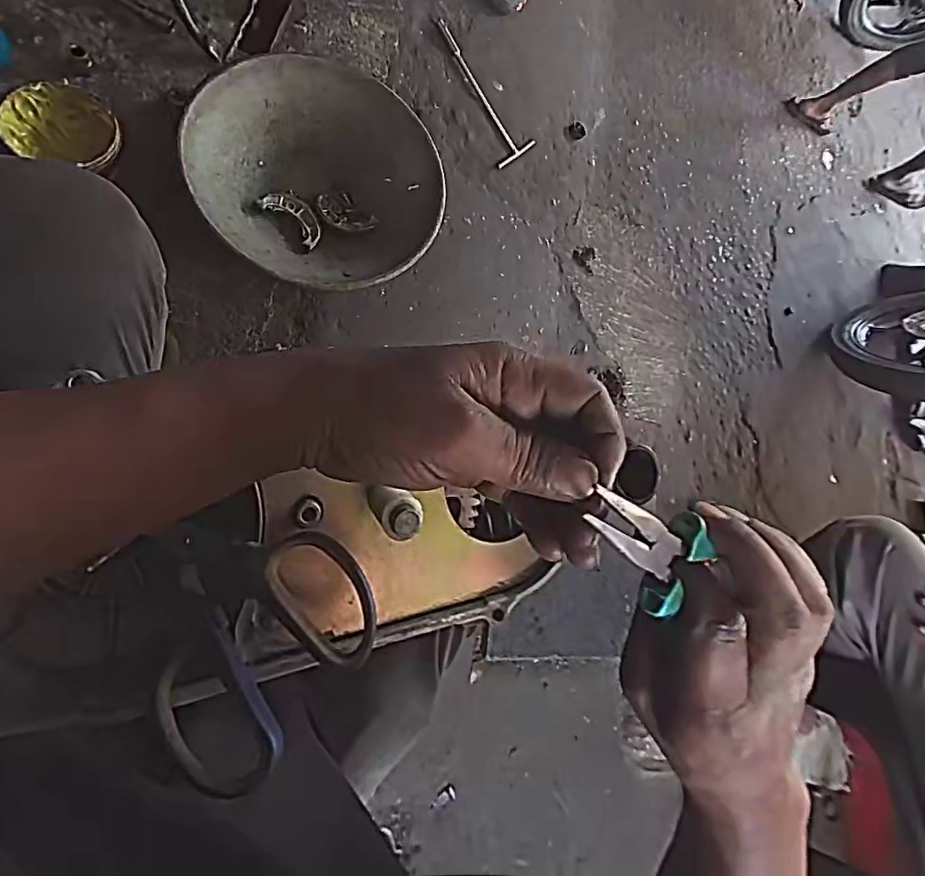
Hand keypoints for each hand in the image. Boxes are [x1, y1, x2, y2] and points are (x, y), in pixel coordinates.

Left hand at [297, 343, 623, 507]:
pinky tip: (544, 536)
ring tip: (573, 548)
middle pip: (569, 438)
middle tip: (591, 530)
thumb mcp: (460, 435)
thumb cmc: (378, 407)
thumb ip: (527, 458)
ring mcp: (489, 429)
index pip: (584, 399)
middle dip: (586, 484)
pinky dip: (531, 510)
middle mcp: (508, 399)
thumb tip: (582, 476)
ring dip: (562, 507)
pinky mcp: (470, 454)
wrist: (320, 419)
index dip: (604, 441)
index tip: (601, 486)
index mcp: (512, 375)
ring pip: (545, 467)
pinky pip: (515, 482)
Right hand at [621, 504, 833, 812]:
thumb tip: (662, 571)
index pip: (723, 635)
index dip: (700, 583)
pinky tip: (754, 536)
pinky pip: (814, 591)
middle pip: (781, 613)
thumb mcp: (642, 684)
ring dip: (766, 545)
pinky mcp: (813, 647)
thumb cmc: (691, 736)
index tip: (674, 558)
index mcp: (713, 704)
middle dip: (744, 552)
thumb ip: (647, 625)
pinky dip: (785, 553)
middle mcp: (767, 685)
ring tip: (725, 520)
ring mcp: (799, 667)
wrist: (747, 776)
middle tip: (704, 521)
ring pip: (807, 599)